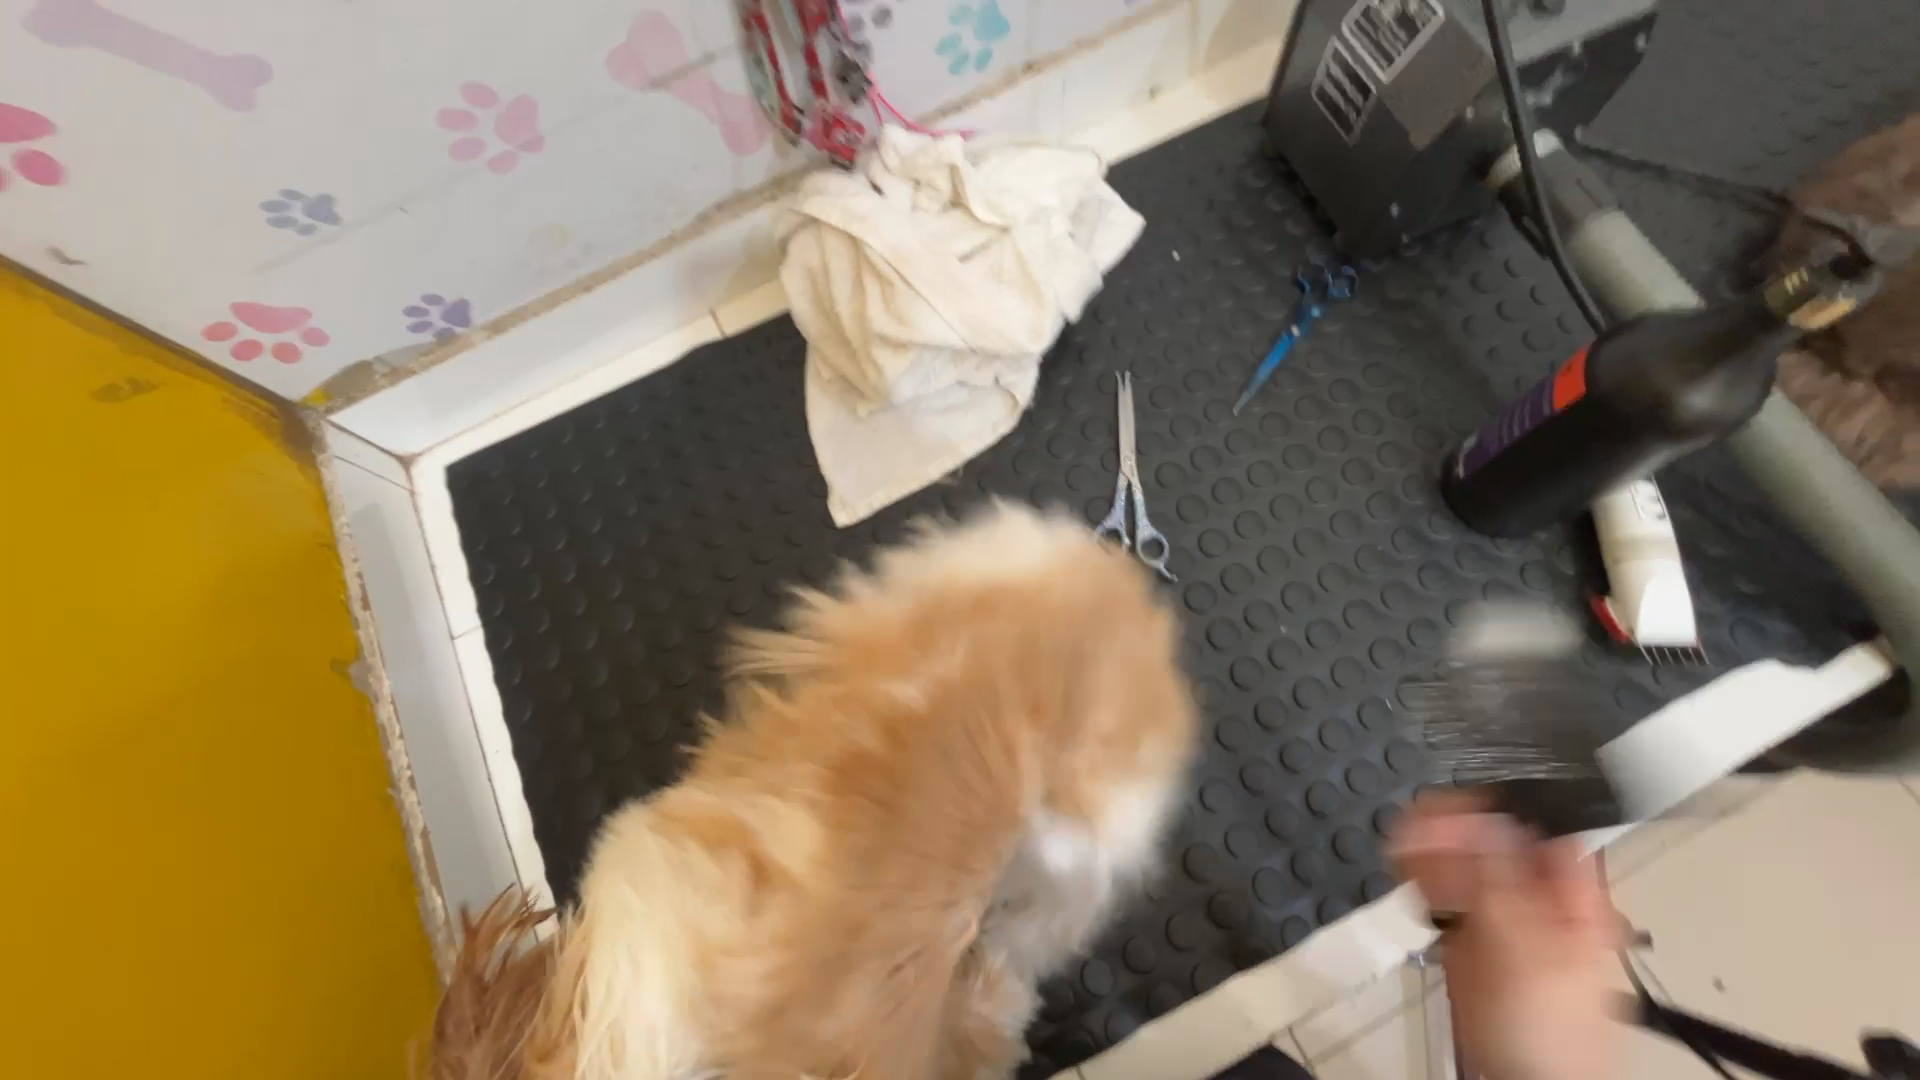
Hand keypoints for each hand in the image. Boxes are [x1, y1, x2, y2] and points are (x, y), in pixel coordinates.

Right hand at [1392, 794, 1624, 1079]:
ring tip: (1403, 839)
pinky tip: (1401, 859)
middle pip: (1489, 837)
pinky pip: (1436, 883)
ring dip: (1427, 841)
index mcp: (1570, 896)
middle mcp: (1532, 895)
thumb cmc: (1548, 1030)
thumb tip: (1482, 819)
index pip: (1538, 828)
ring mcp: (1494, 911)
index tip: (1458, 799)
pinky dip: (1416, 867)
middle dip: (1451, 824)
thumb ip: (1499, 880)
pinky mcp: (1462, 926)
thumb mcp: (1526, 946)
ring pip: (1457, 856)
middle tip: (1418, 821)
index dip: (1499, 806)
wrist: (1515, 1076)